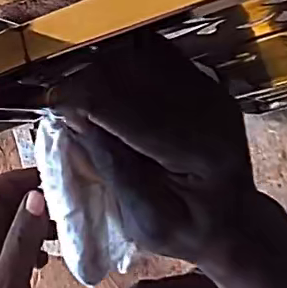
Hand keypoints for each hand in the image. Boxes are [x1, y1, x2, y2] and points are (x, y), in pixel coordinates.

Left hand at [0, 169, 53, 287]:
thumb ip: (21, 242)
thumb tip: (36, 196)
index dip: (17, 179)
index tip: (51, 176)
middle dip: (27, 200)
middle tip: (64, 201)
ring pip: (1, 234)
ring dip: (28, 224)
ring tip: (61, 229)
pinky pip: (3, 256)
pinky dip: (25, 248)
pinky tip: (44, 261)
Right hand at [52, 33, 262, 267]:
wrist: (233, 218)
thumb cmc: (187, 230)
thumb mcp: (145, 219)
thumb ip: (112, 167)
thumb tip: (74, 118)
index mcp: (200, 152)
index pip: (135, 113)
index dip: (89, 102)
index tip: (53, 104)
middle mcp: (211, 111)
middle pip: (140, 77)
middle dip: (92, 81)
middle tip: (61, 98)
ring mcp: (210, 92)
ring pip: (146, 58)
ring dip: (106, 68)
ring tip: (79, 90)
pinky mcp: (203, 82)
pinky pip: (158, 57)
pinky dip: (125, 63)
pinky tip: (106, 81)